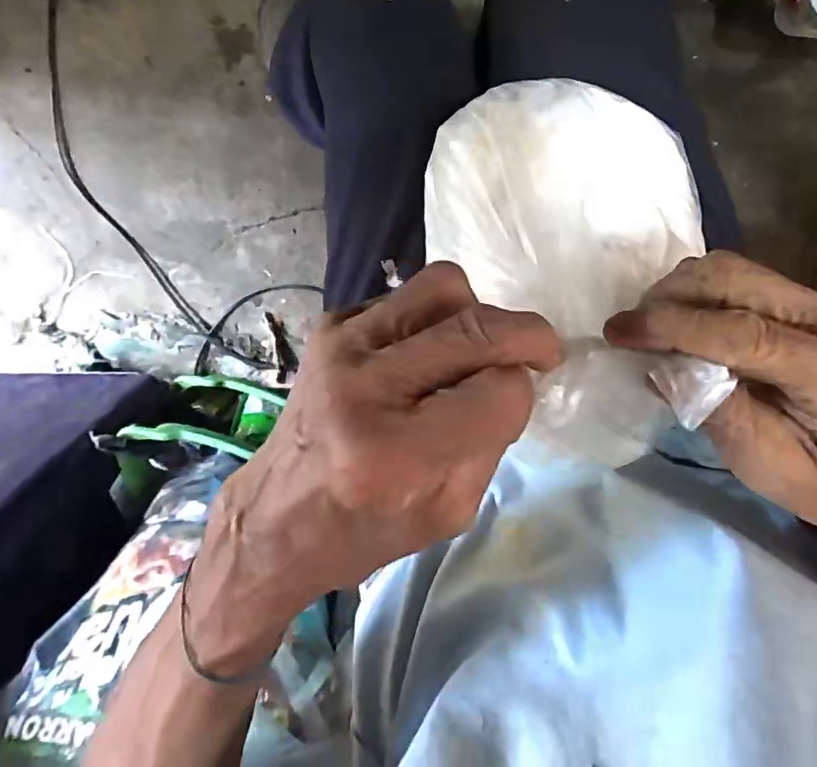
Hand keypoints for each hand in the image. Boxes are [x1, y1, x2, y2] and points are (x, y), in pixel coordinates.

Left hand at [183, 262, 561, 673]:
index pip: (499, 390)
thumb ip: (491, 440)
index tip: (519, 398)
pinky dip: (430, 318)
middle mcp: (364, 386)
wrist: (276, 513)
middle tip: (540, 351)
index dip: (523, 392)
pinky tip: (419, 354)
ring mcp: (342, 344)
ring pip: (444, 287)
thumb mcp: (448, 513)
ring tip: (471, 346)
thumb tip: (513, 373)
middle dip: (526, 336)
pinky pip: (406, 296)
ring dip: (476, 313)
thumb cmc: (365, 528)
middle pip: (478, 327)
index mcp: (395, 452)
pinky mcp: (330, 324)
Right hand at [603, 250, 816, 537]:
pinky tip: (681, 320)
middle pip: (742, 283)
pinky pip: (744, 279)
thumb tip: (660, 362)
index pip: (750, 333)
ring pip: (739, 270)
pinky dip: (700, 293)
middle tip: (630, 327)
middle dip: (674, 297)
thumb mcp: (764, 467)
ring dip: (683, 290)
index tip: (621, 331)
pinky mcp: (813, 300)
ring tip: (651, 324)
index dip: (679, 327)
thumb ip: (717, 410)